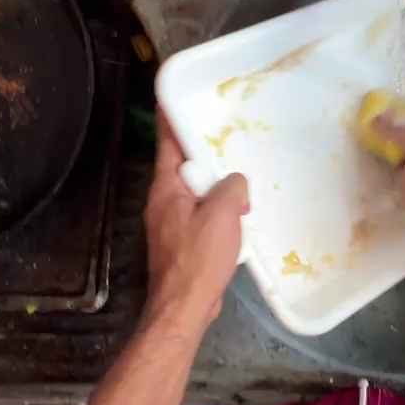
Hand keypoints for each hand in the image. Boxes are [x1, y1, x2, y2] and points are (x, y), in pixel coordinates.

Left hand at [146, 113, 247, 325]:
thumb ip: (232, 188)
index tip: (176, 98)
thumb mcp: (224, 214)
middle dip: (207, 157)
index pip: (168, 143)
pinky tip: (238, 219)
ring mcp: (170, 224)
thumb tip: (235, 182)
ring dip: (217, 189)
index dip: (172, 119)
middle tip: (230, 143)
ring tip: (242, 188)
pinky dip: (219, 212)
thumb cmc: (199, 259)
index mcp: (166, 189)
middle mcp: (163, 202)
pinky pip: (201, 216)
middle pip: (184, 168)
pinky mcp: (181, 243)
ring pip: (196, 194)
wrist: (184, 307)